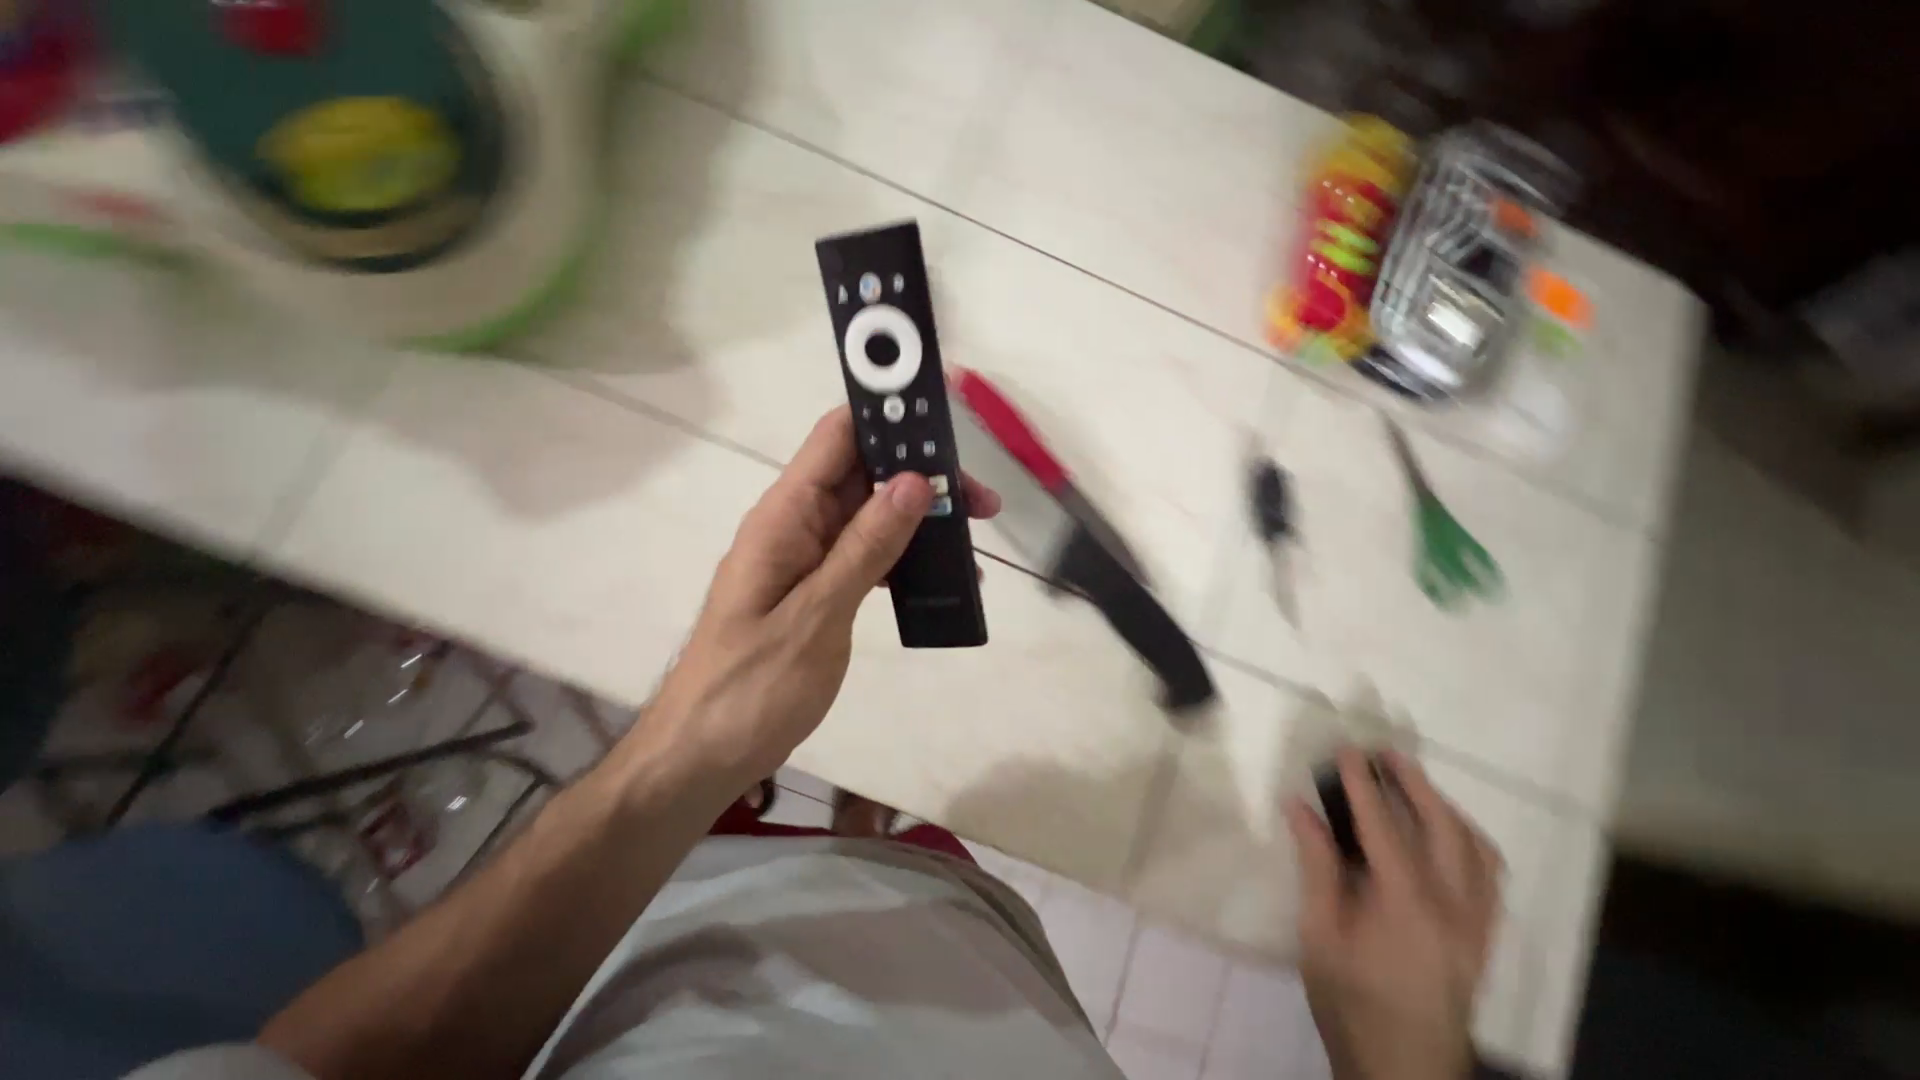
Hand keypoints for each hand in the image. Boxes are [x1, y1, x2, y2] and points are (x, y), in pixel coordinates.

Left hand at [640, 407, 999, 785]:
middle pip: (863, 475)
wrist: (702, 754)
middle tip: (983, 503)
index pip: (837, 438)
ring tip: (975, 540)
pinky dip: (904, 560)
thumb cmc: (750, 688)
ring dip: (920, 520)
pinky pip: (865, 557)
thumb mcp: (815, 618)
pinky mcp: (815, 591)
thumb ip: (863, 549)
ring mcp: (804, 559)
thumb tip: (912, 483)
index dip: (887, 413)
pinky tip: (944, 579)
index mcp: (784, 518)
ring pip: (870, 516)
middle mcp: (795, 526)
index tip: (943, 412)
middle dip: (922, 475)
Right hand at [1286, 749, 1502, 1079]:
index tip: (1347, 751)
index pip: (1384, 826)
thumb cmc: (1349, 1000)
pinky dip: (1469, 841)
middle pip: (1440, 827)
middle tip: (1385, 755)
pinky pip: (1490, 875)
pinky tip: (1448, 834)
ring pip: (1474, 847)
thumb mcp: (1319, 934)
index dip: (1363, 785)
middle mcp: (1454, 906)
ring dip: (1444, 807)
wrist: (1403, 1065)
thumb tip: (1300, 807)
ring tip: (1414, 785)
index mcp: (1406, 905)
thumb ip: (1316, 866)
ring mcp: (1478, 922)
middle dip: (1413, 783)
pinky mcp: (1485, 937)